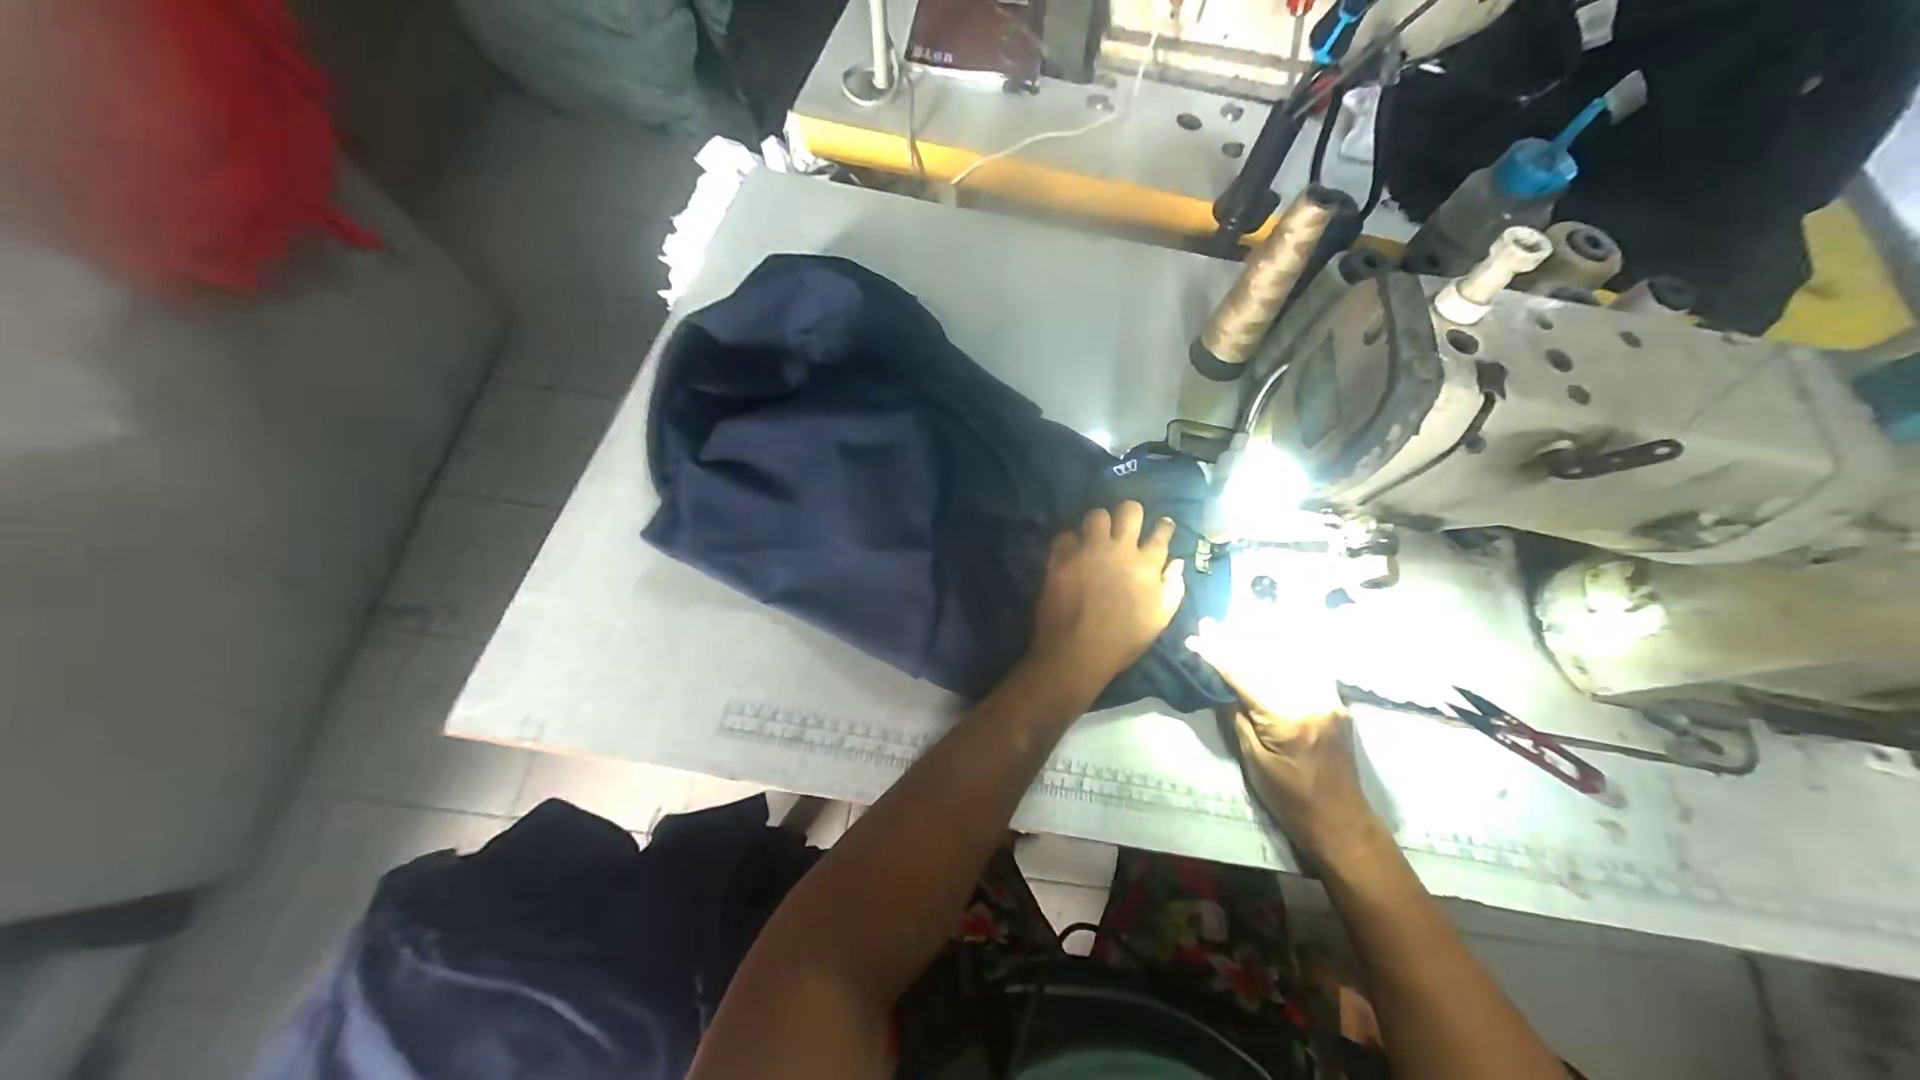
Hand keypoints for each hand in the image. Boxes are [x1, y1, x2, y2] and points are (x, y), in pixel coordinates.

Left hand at [1027, 502, 1185, 689]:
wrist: (1076, 653)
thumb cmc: (1123, 641)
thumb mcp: (1159, 620)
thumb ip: (1172, 588)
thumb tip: (1176, 563)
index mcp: (1146, 565)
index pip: (1161, 533)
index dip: (1164, 526)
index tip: (1162, 525)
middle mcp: (1119, 550)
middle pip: (1129, 511)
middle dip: (1130, 511)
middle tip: (1126, 522)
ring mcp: (1087, 551)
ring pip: (1096, 515)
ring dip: (1099, 523)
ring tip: (1096, 535)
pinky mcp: (1061, 558)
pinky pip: (1066, 536)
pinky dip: (1070, 542)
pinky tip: (1072, 552)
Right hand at [1186, 618, 1379, 859]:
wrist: (1340, 820)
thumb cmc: (1289, 798)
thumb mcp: (1253, 760)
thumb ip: (1238, 717)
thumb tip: (1221, 686)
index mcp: (1288, 718)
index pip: (1245, 676)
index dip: (1217, 655)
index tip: (1195, 639)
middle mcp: (1312, 700)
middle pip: (1267, 660)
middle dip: (1235, 641)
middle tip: (1209, 624)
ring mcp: (1329, 698)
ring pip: (1289, 657)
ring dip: (1259, 640)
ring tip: (1235, 624)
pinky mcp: (1335, 702)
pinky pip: (1308, 667)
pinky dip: (1286, 652)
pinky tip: (1271, 641)